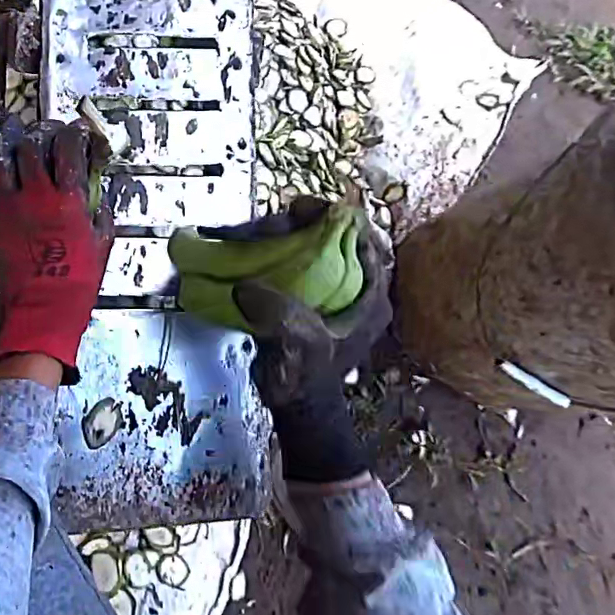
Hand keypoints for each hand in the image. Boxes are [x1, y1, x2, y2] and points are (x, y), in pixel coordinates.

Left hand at [0, 117, 113, 383]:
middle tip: (41, 131)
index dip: (73, 132)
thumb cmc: (75, 284)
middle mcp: (34, 194)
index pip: (69, 148)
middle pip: (30, 145)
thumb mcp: (102, 246)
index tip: (76, 130)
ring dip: (2, 137)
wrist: (39, 313)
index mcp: (68, 200)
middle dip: (38, 131)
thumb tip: (96, 196)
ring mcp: (4, 205)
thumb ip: (100, 214)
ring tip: (8, 129)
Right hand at [178, 198, 393, 481]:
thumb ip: (278, 314)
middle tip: (262, 226)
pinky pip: (288, 263)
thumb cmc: (306, 377)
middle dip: (294, 226)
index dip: (332, 216)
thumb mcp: (297, 343)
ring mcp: (328, 292)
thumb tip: (246, 285)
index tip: (298, 209)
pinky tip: (246, 253)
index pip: (360, 236)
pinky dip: (268, 253)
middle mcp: (353, 287)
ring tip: (248, 237)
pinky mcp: (303, 298)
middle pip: (329, 237)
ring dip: (277, 238)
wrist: (296, 405)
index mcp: (369, 294)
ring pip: (307, 248)